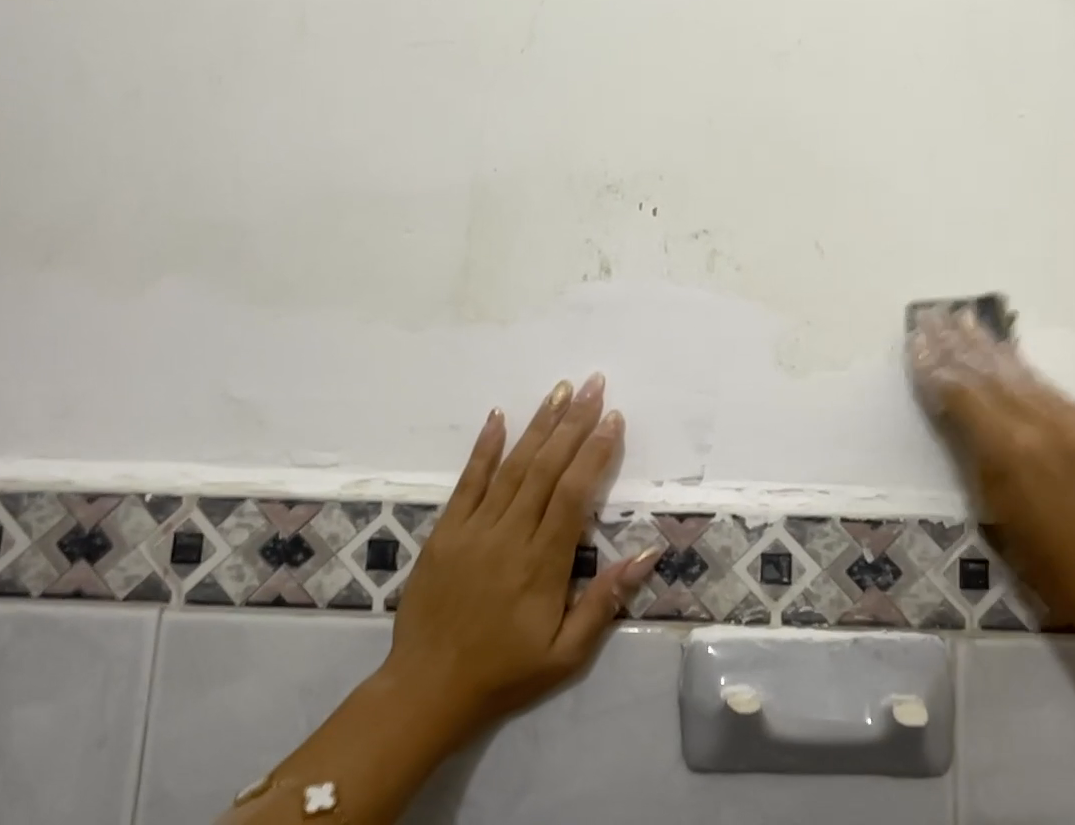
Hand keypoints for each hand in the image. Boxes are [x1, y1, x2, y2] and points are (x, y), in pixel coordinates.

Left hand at [378, 374, 663, 745]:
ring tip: (560, 390)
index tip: (613, 418)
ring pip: (513, 466)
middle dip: (573, 423)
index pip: (575, 494)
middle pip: (547, 468)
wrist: (428, 688)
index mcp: (543, 563)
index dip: (595, 452)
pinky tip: (499, 416)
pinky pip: (468, 481)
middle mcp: (510, 535)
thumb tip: (647, 552)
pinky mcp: (445, 532)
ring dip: (539, 425)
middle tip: (594, 385)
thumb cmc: (506, 673)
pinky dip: (484, 447)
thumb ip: (605, 601)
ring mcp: (473, 529)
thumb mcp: (567, 653)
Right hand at [906, 310, 1074, 621]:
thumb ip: (973, 452)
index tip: (916, 340)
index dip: (937, 368)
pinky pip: (1054, 393)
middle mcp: (1044, 424)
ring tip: (967, 320)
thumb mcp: (992, 509)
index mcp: (1010, 448)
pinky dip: (1025, 374)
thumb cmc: (1043, 560)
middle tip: (935, 316)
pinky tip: (1009, 359)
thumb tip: (954, 412)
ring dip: (992, 348)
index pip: (964, 394)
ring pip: (1025, 376)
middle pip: (992, 374)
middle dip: (960, 344)